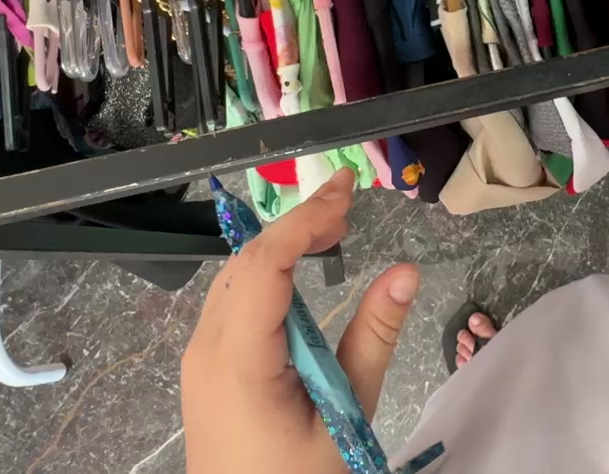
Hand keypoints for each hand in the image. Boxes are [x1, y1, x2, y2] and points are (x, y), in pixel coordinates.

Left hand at [181, 168, 421, 472]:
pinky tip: (301, 269)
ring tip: (335, 227)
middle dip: (298, 220)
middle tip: (350, 200)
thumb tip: (407, 269)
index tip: (348, 193)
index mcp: (237, 361)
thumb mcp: (346, 415)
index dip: (304, 220)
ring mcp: (201, 357)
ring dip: (284, 242)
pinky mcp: (208, 366)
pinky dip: (270, 268)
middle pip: (248, 260)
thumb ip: (373, 338)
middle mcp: (206, 348)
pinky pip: (234, 297)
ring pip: (238, 274)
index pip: (263, 264)